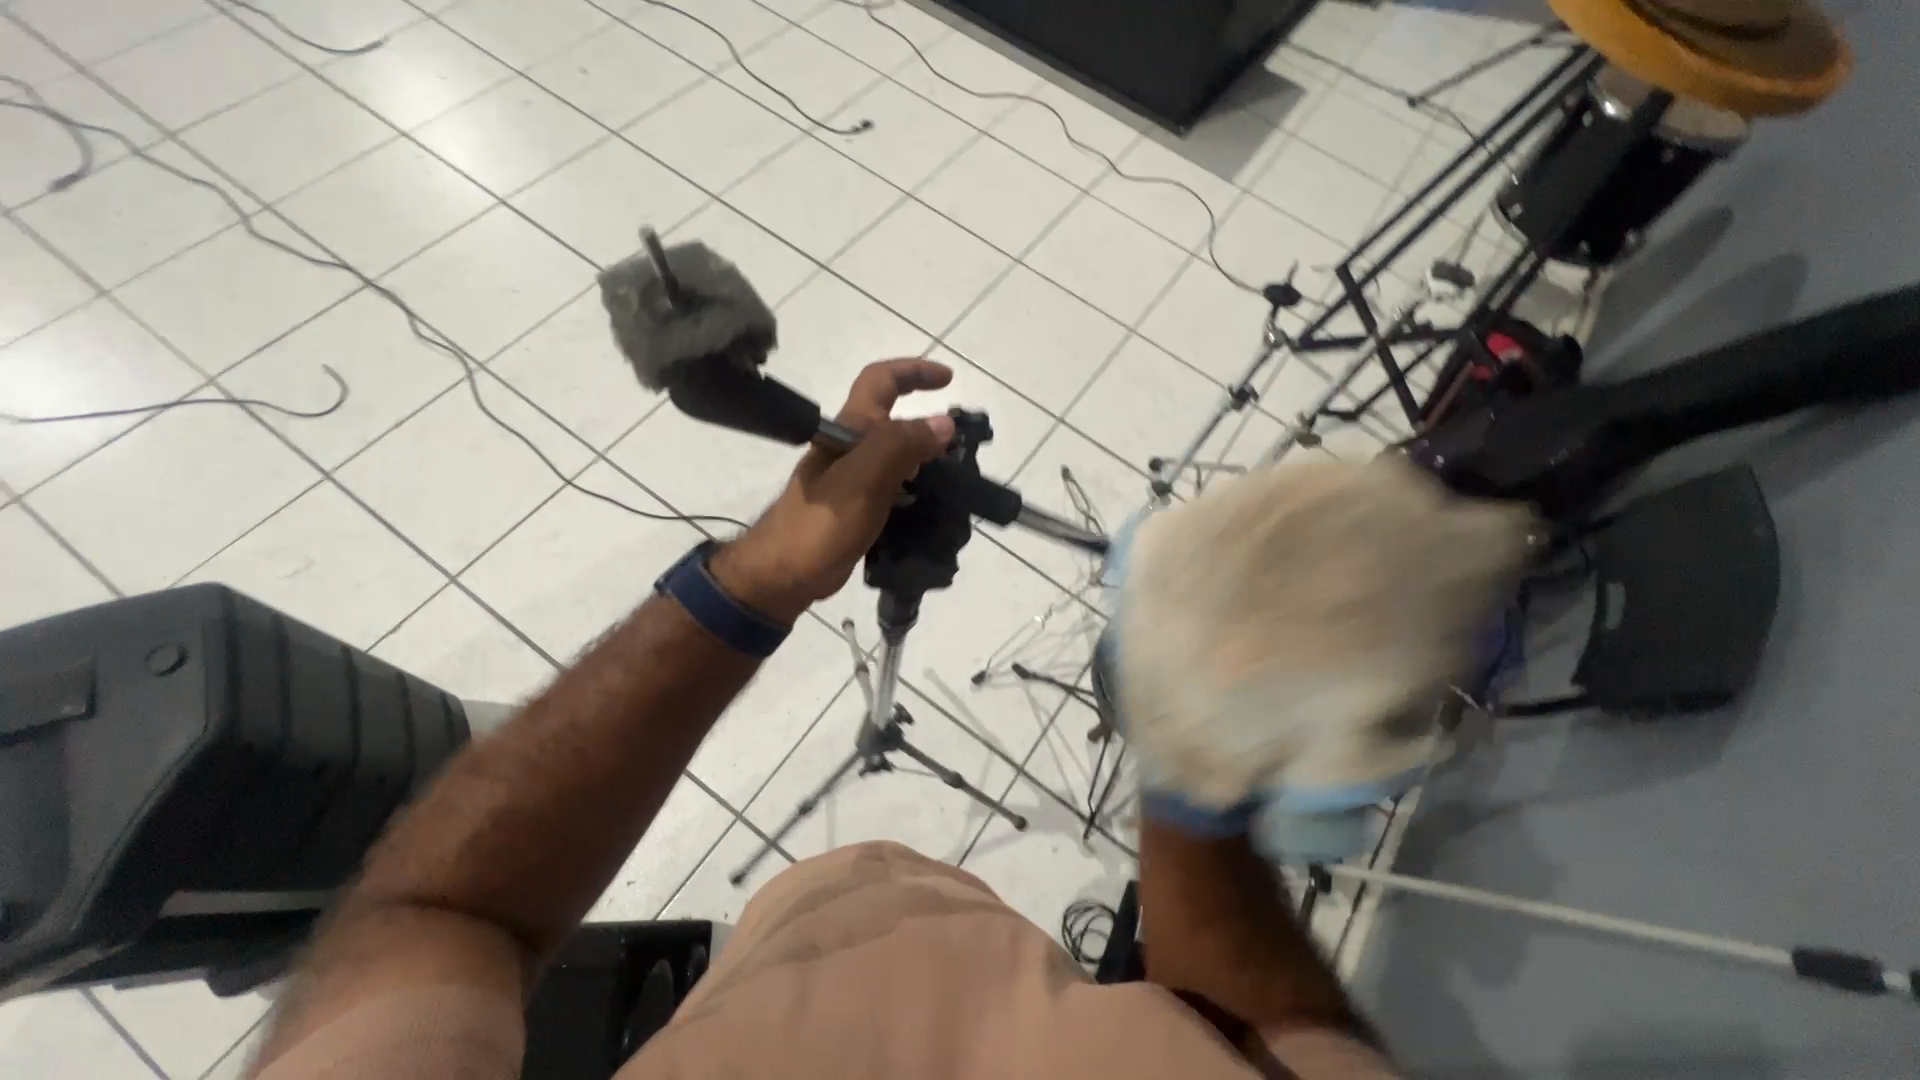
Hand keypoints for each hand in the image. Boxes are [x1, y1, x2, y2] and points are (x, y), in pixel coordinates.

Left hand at [710, 359, 955, 622]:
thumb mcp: (863, 478)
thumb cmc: (820, 523)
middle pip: (892, 418)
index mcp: (848, 429)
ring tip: (955, 472)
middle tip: (959, 436)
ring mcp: (852, 478)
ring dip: (925, 454)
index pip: (881, 381)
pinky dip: (916, 486)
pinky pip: (893, 486)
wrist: (785, 573)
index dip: (914, 371)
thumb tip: (945, 423)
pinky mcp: (856, 507)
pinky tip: (933, 503)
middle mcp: (850, 447)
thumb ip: (901, 445)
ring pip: (895, 454)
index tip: (948, 379)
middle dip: (926, 417)